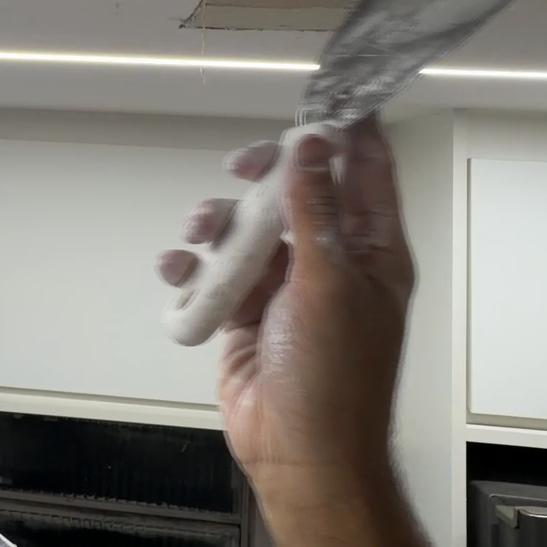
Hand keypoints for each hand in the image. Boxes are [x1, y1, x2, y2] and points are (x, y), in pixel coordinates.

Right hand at [156, 119, 414, 490]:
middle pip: (295, 190)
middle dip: (264, 173)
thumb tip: (313, 143)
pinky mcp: (244, 305)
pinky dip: (192, 263)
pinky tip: (177, 268)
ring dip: (217, 221)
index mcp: (368, 249)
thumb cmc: (330, 374)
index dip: (348, 131)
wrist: (296, 451)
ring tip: (197, 233)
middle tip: (240, 165)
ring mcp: (283, 281)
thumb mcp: (327, 283)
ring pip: (247, 225)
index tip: (326, 94)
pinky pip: (215, 266)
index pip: (366, 172)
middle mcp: (327, 257)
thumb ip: (314, 209)